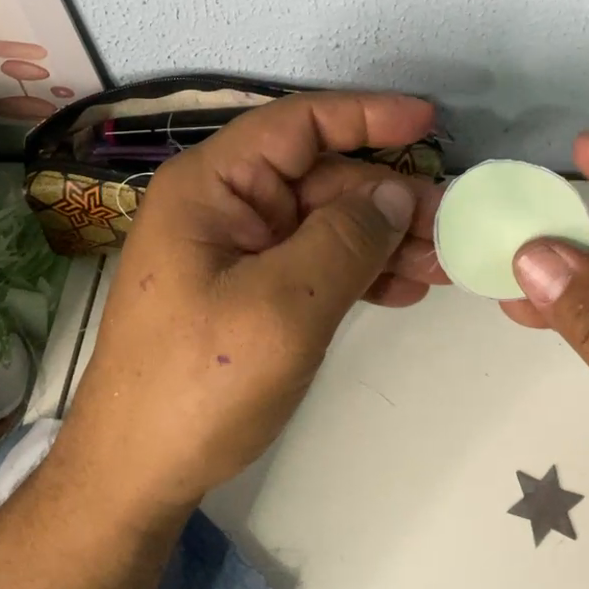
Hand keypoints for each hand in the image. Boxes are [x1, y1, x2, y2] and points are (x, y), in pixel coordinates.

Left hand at [56, 93, 444, 513]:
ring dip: (382, 240)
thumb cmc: (200, 381)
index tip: (428, 122)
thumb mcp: (284, 306)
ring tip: (440, 266)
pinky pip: (313, 262)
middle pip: (320, 178)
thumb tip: (395, 193)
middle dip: (387, 199)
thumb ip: (346, 239)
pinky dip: (358, 272)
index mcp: (212, 186)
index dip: (365, 115)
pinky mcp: (249, 290)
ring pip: (324, 222)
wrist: (137, 473)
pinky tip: (403, 291)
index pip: (297, 124)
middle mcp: (223, 206)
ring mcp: (236, 250)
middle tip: (451, 228)